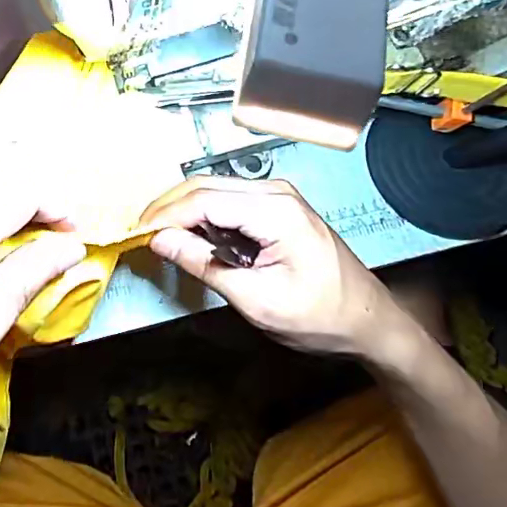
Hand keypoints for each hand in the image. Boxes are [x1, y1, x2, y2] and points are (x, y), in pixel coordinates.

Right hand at [143, 177, 415, 361]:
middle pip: (206, 186)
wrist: (369, 320)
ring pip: (215, 191)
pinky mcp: (277, 207)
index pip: (204, 200)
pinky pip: (231, 203)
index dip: (165, 215)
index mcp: (274, 209)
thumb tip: (160, 240)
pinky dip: (206, 218)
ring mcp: (278, 196)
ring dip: (185, 212)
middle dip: (169, 208)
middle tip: (141, 234)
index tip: (137, 235)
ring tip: (160, 239)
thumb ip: (205, 264)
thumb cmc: (320, 316)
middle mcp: (275, 191)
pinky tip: (193, 238)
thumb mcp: (257, 299)